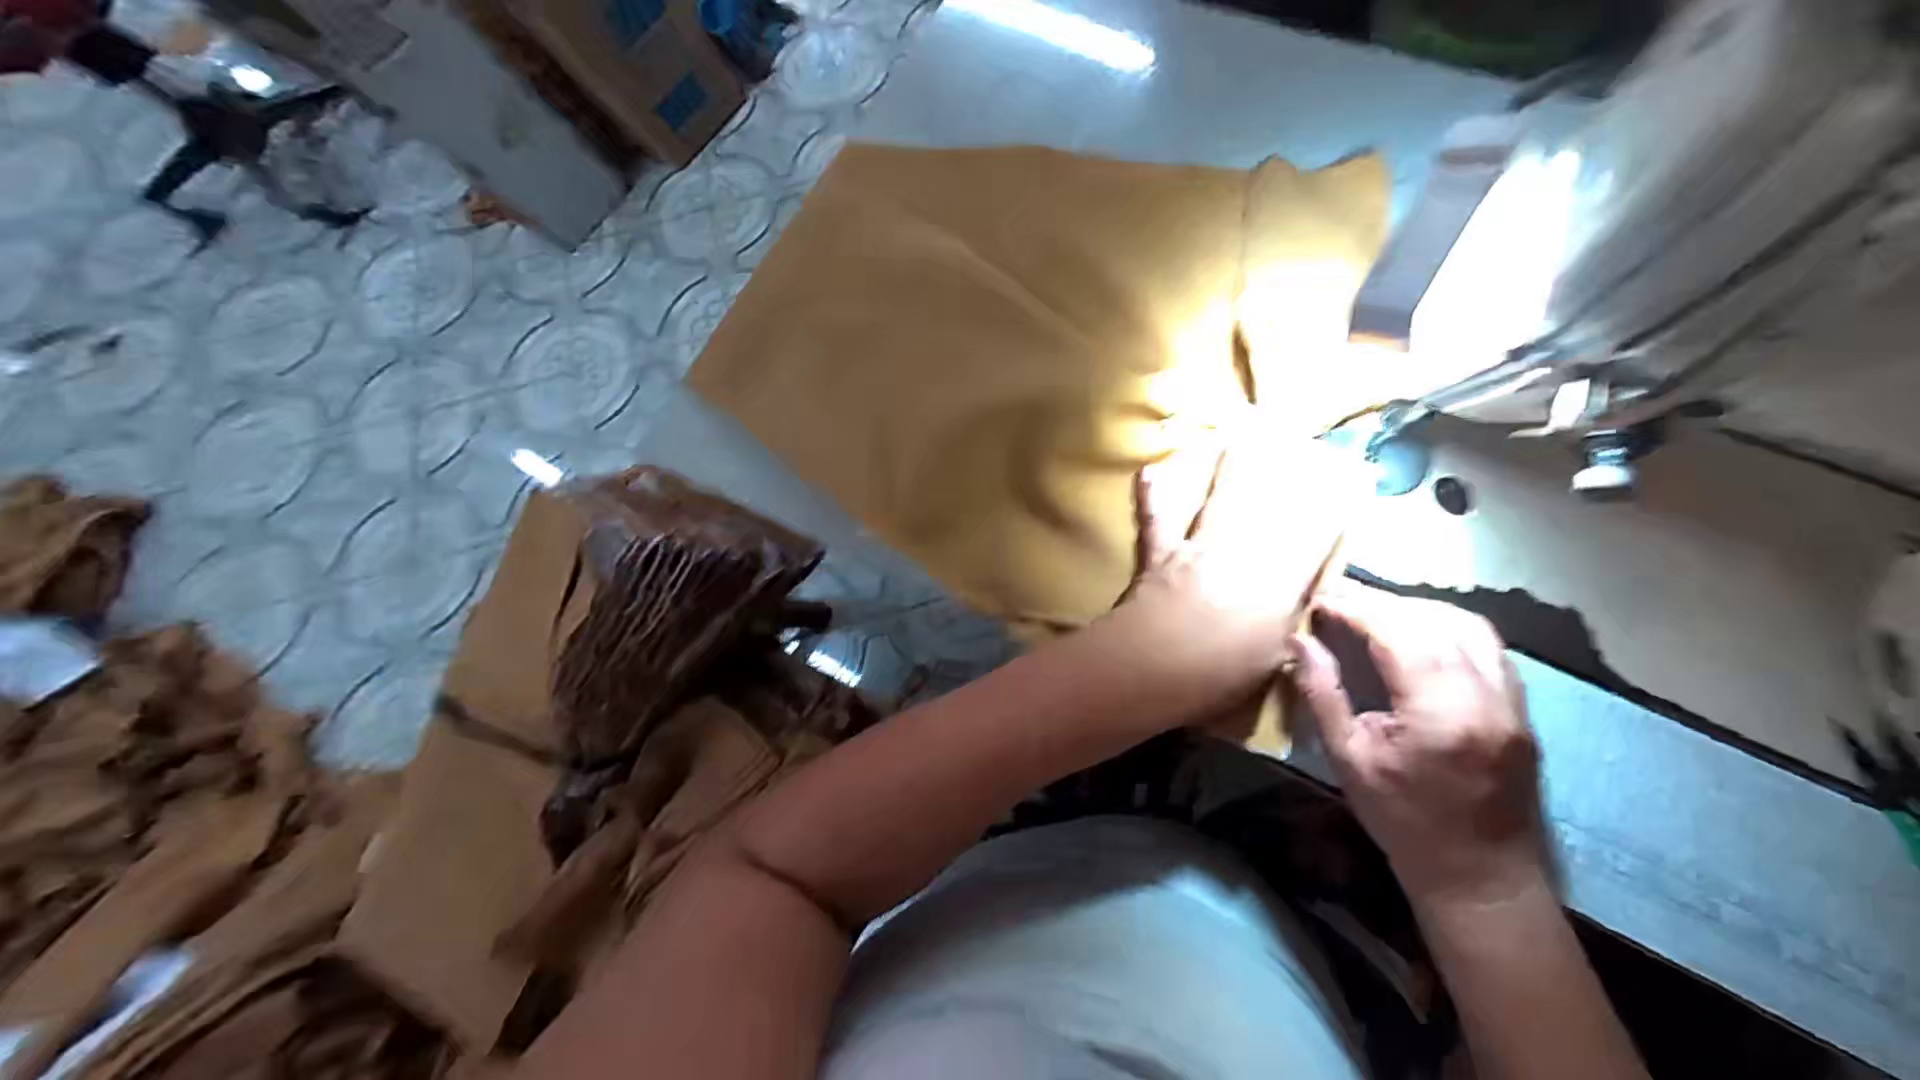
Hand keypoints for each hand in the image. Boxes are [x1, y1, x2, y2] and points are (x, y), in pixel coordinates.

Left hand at [1112, 422, 1362, 716]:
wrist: (1160, 663)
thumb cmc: (1227, 667)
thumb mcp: (1278, 645)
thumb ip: (1295, 608)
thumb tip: (1312, 581)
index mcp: (1279, 575)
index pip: (1314, 527)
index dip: (1334, 499)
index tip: (1352, 473)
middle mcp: (1240, 549)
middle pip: (1267, 500)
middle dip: (1286, 468)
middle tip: (1299, 436)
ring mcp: (1196, 546)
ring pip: (1217, 498)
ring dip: (1229, 465)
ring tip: (1239, 431)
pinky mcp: (1160, 552)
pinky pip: (1158, 518)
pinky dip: (1154, 496)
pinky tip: (1150, 471)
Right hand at [1288, 586, 1549, 909]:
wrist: (1480, 874)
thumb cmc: (1402, 821)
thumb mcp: (1347, 758)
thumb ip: (1324, 692)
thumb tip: (1300, 640)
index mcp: (1439, 713)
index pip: (1397, 633)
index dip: (1355, 608)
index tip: (1320, 600)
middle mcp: (1485, 697)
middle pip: (1434, 620)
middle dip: (1382, 603)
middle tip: (1339, 601)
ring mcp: (1511, 701)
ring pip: (1468, 625)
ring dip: (1417, 609)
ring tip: (1374, 612)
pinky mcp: (1520, 707)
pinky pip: (1487, 646)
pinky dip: (1446, 628)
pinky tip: (1416, 635)